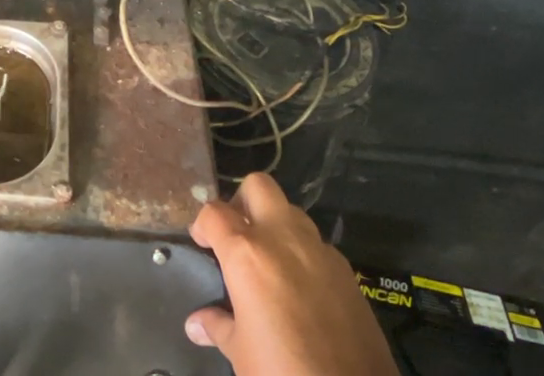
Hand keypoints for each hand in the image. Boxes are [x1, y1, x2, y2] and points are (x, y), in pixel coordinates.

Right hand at [186, 173, 399, 375]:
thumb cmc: (284, 373)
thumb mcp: (240, 353)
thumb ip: (217, 326)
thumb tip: (197, 324)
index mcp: (247, 254)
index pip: (214, 212)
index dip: (203, 224)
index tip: (203, 244)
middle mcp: (282, 239)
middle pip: (258, 186)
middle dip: (242, 202)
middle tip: (237, 235)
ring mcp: (319, 251)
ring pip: (292, 211)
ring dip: (275, 225)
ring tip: (268, 261)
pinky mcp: (346, 271)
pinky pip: (317, 245)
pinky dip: (302, 253)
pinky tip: (300, 288)